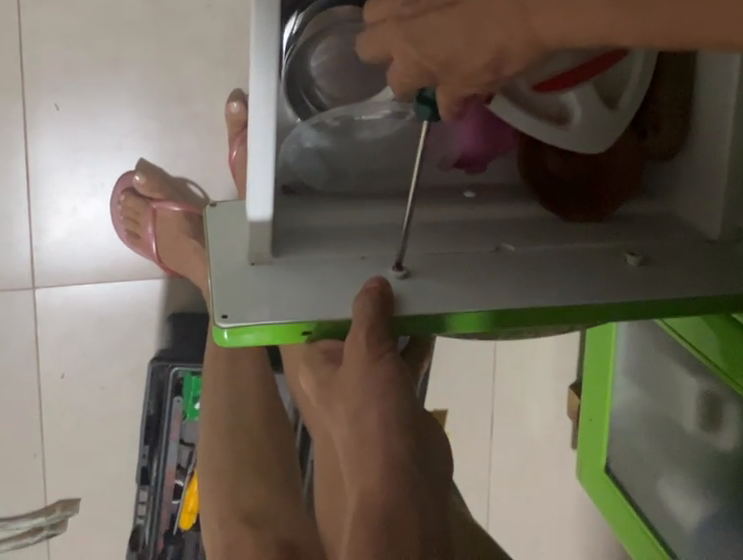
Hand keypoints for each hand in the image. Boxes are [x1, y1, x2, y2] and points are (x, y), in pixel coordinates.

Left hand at [291, 279, 455, 558]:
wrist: (405, 483)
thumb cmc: (372, 416)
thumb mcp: (367, 353)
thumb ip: (369, 314)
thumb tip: (375, 283)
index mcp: (313, 362)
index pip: (311, 317)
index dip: (324, 290)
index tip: (340, 258)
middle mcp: (335, 370)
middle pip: (349, 324)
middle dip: (367, 299)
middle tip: (386, 261)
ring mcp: (367, 384)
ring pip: (378, 339)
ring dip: (394, 317)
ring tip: (412, 280)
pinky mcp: (396, 395)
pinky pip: (402, 356)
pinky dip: (414, 339)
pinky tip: (431, 314)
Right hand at [355, 0, 553, 118]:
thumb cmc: (508, 45)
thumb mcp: (483, 81)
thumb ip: (454, 96)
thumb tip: (444, 109)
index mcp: (411, 63)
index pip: (395, 84)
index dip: (410, 87)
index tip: (424, 84)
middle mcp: (396, 26)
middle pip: (366, 44)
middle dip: (383, 51)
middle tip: (410, 48)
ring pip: (374, 7)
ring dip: (387, 16)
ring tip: (411, 14)